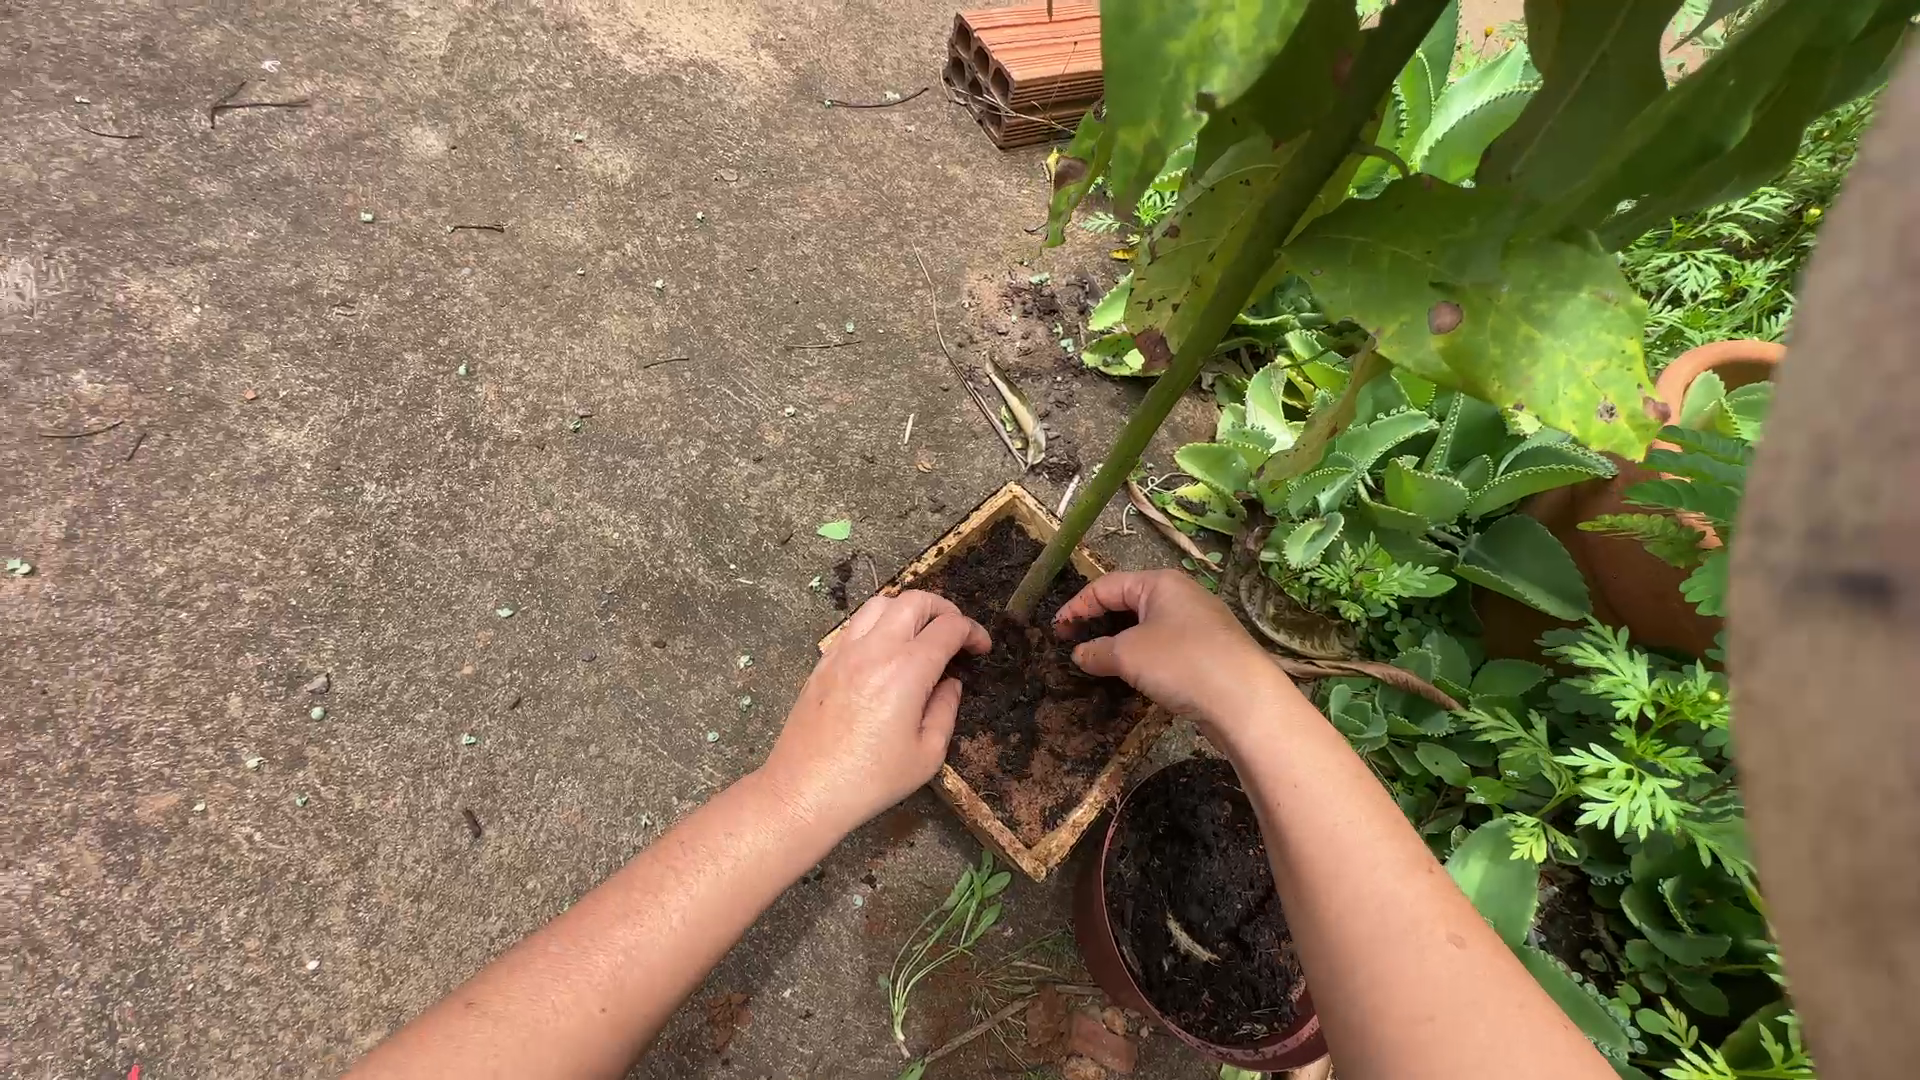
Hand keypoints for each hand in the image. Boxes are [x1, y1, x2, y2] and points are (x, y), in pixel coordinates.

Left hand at [760, 590, 990, 833]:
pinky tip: (886, 648)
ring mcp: (845, 651)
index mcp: (906, 670)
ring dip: (908, 609)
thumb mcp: (927, 754)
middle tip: (956, 632)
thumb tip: (951, 683)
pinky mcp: (825, 660)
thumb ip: (946, 709)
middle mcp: (875, 649)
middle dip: (944, 609)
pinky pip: (856, 623)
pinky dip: (879, 622)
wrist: (805, 790)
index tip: (981, 647)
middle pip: (915, 601)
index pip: (948, 628)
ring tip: (920, 632)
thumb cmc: (870, 779)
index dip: (972, 632)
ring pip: (881, 602)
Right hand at [1054, 569, 1300, 732]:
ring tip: (1099, 663)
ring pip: (1147, 627)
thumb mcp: (1127, 655)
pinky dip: (1143, 657)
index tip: (1056, 630)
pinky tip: (1135, 677)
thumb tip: (1079, 654)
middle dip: (1098, 622)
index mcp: (1159, 583)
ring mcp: (1199, 623)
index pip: (1106, 586)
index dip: (1076, 606)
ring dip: (1120, 643)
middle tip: (1073, 644)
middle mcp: (1181, 595)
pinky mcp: (1209, 651)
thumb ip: (1097, 651)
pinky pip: (1165, 647)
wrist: (1247, 701)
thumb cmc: (1181, 663)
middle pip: (1128, 603)